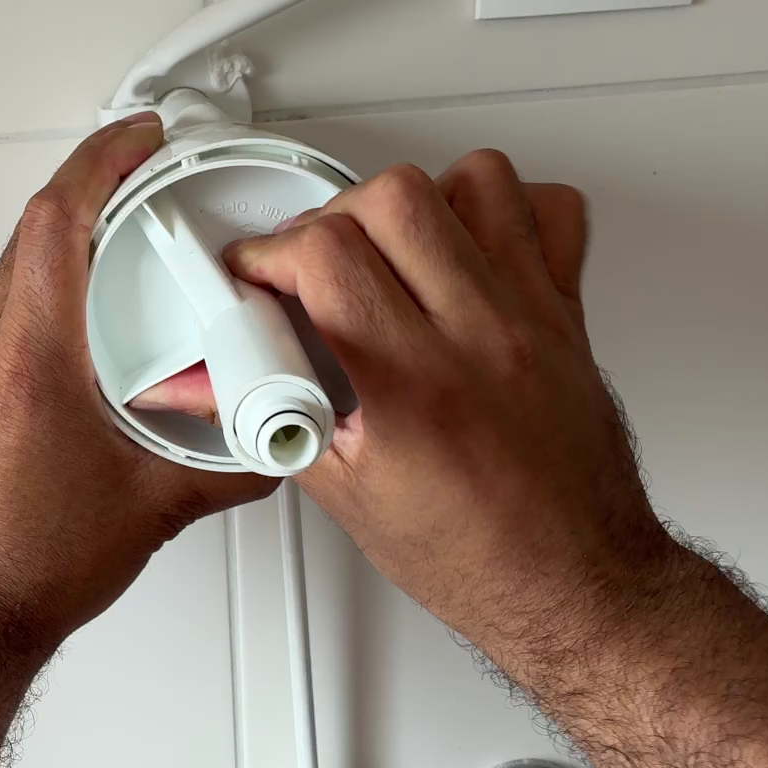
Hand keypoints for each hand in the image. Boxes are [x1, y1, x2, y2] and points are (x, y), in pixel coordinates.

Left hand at [0, 115, 276, 657]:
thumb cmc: (27, 568)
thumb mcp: (150, 510)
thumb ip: (225, 467)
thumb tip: (269, 443)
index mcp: (30, 365)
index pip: (54, 223)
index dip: (98, 163)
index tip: (133, 139)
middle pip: (28, 242)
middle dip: (85, 206)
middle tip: (131, 198)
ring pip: (2, 282)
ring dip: (53, 261)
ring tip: (102, 270)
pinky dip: (26, 308)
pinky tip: (60, 342)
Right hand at [147, 150, 662, 644]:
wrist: (571, 584)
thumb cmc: (466, 553)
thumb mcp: (334, 487)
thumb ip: (257, 415)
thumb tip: (195, 386)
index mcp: (408, 384)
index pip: (324, 259)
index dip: (264, 254)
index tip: (251, 274)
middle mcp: (477, 336)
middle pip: (390, 200)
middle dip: (323, 219)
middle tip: (307, 263)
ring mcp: (531, 317)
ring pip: (471, 183)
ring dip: (404, 202)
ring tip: (377, 246)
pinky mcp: (568, 314)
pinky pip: (549, 211)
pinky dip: (497, 207)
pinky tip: (455, 246)